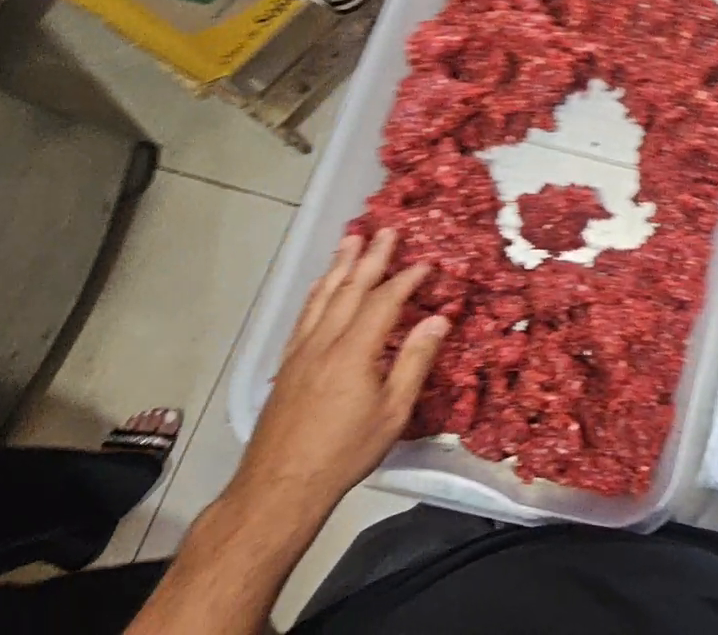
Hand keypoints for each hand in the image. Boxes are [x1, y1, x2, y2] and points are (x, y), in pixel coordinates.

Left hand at [228, 229, 448, 517]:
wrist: (279, 486)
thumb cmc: (345, 452)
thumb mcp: (393, 412)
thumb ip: (415, 362)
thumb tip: (438, 321)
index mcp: (353, 352)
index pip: (383, 302)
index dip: (406, 279)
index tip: (426, 263)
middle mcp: (324, 342)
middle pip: (350, 289)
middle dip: (370, 257)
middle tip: (385, 230)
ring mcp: (301, 352)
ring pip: (323, 297)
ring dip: (340, 266)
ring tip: (351, 241)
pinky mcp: (288, 364)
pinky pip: (305, 315)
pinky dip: (318, 292)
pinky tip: (322, 285)